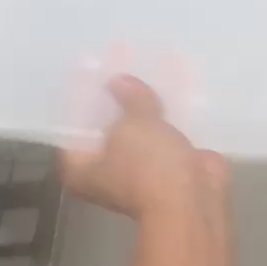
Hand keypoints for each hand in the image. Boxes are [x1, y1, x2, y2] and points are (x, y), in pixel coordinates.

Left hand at [61, 75, 227, 219]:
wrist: (191, 197)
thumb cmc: (148, 166)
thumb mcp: (135, 125)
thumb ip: (130, 100)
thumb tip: (119, 80)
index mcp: (81, 167)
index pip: (75, 128)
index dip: (85, 101)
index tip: (96, 74)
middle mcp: (105, 170)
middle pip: (108, 129)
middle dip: (120, 103)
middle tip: (128, 69)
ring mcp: (139, 168)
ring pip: (141, 133)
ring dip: (149, 112)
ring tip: (156, 76)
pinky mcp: (169, 165)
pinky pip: (166, 137)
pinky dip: (172, 122)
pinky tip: (180, 98)